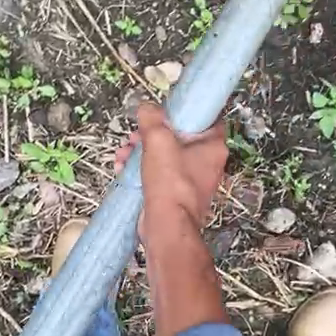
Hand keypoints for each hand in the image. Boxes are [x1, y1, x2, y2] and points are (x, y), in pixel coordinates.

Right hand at [116, 102, 227, 249]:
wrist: (166, 227)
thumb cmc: (170, 184)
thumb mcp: (158, 141)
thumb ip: (152, 119)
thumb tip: (147, 108)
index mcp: (213, 146)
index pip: (206, 118)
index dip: (185, 111)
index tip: (165, 110)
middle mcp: (207, 163)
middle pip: (178, 136)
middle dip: (151, 134)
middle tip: (135, 136)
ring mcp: (192, 180)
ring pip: (165, 155)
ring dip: (141, 151)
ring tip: (124, 154)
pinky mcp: (176, 193)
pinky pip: (159, 173)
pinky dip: (142, 169)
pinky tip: (123, 168)